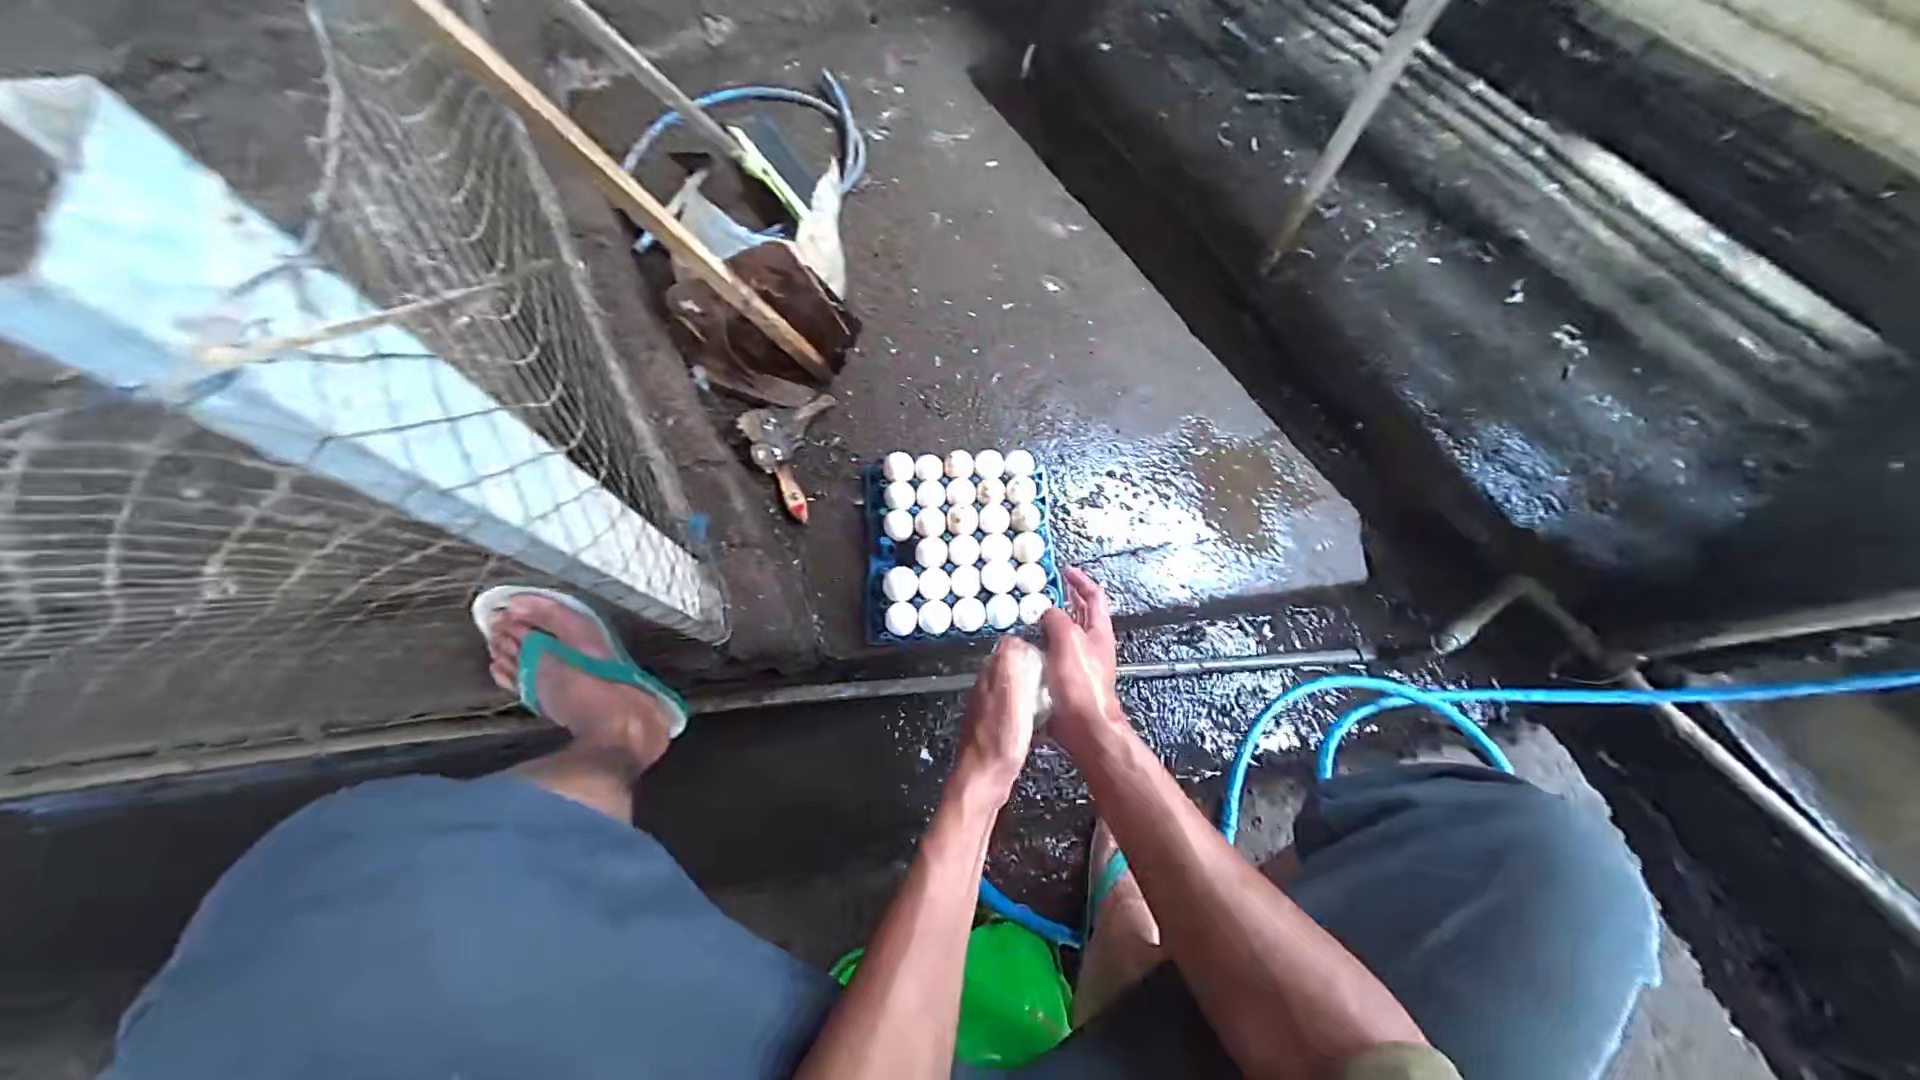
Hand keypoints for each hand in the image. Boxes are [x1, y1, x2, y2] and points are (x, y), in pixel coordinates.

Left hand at [956, 635, 1039, 791]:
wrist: (982, 781)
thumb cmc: (1000, 740)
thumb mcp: (1011, 695)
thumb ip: (1012, 665)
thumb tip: (1017, 640)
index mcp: (990, 676)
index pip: (1011, 647)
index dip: (1033, 648)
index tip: (1054, 656)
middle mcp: (985, 689)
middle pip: (1013, 667)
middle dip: (1035, 669)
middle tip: (1057, 679)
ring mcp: (987, 710)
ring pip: (1014, 689)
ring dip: (1032, 691)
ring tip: (1053, 700)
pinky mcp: (993, 730)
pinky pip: (1014, 711)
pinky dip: (1028, 712)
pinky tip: (1039, 723)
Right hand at [1038, 567, 1124, 750]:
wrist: (1085, 727)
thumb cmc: (1081, 685)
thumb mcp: (1068, 640)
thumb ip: (1057, 619)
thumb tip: (1047, 612)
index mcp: (1098, 631)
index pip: (1094, 596)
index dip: (1080, 581)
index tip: (1064, 571)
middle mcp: (1092, 645)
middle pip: (1079, 614)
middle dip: (1062, 600)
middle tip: (1042, 591)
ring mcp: (1080, 663)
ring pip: (1064, 635)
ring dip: (1048, 623)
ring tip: (1028, 616)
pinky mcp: (1067, 680)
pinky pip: (1052, 655)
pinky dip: (1040, 647)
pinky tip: (1025, 648)